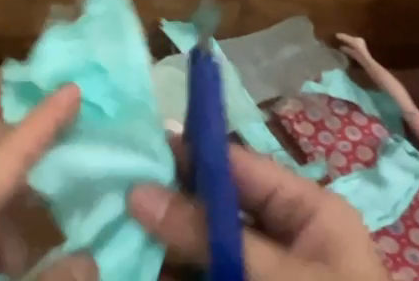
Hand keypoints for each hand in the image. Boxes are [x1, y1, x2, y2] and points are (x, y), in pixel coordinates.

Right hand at [129, 145, 388, 280]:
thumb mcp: (279, 278)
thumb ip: (208, 234)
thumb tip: (137, 190)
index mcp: (307, 211)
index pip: (235, 164)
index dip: (183, 154)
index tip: (129, 150)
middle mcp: (282, 235)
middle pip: (210, 203)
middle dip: (163, 200)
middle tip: (110, 191)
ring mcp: (260, 272)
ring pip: (197, 242)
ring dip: (157, 240)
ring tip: (111, 228)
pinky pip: (196, 274)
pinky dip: (167, 269)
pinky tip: (132, 263)